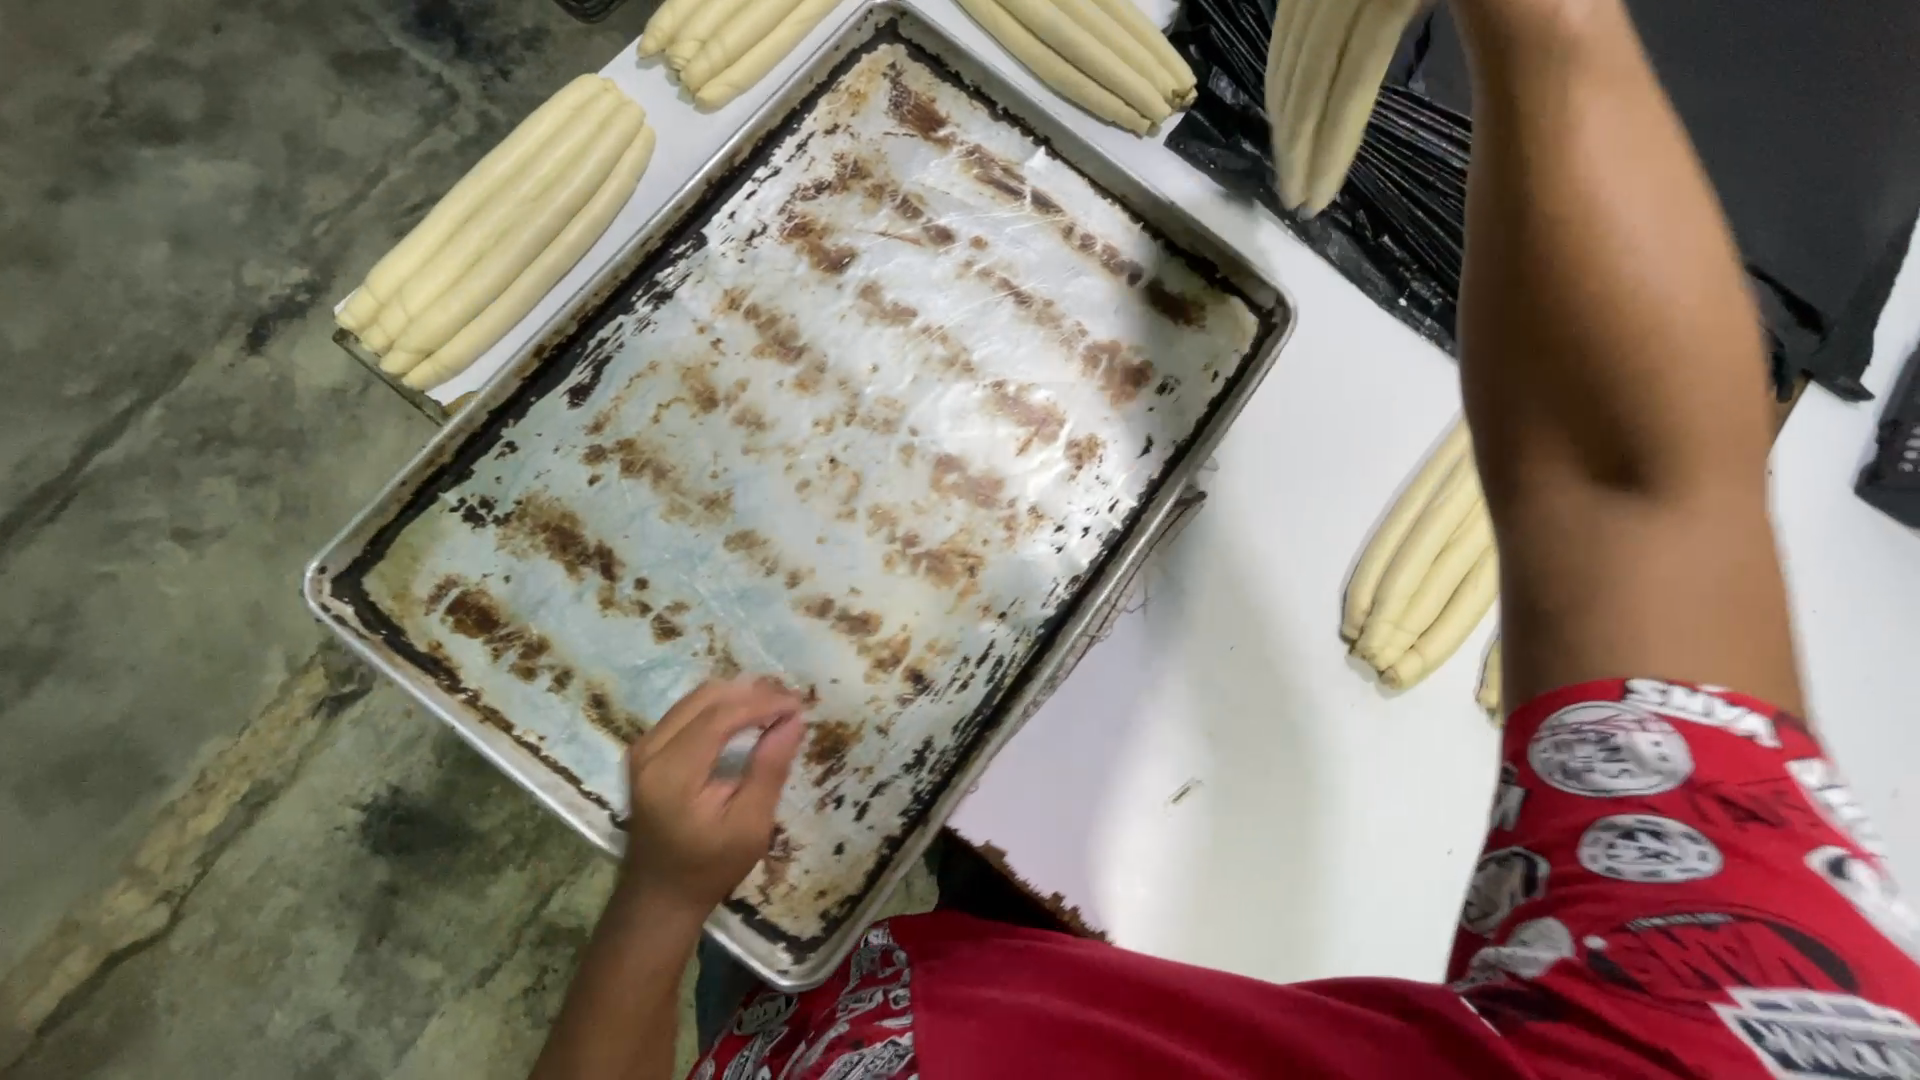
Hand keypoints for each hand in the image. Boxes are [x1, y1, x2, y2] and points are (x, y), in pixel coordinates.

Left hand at [620, 677, 808, 916]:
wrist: (659, 895)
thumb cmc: (709, 867)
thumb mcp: (750, 826)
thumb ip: (769, 770)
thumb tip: (794, 720)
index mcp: (671, 773)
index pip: (719, 716)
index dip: (762, 703)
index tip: (798, 706)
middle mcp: (649, 751)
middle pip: (706, 698)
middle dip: (753, 693)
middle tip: (791, 703)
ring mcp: (643, 748)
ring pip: (696, 698)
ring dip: (738, 696)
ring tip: (775, 707)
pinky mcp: (646, 750)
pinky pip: (686, 711)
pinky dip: (721, 706)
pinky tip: (748, 716)